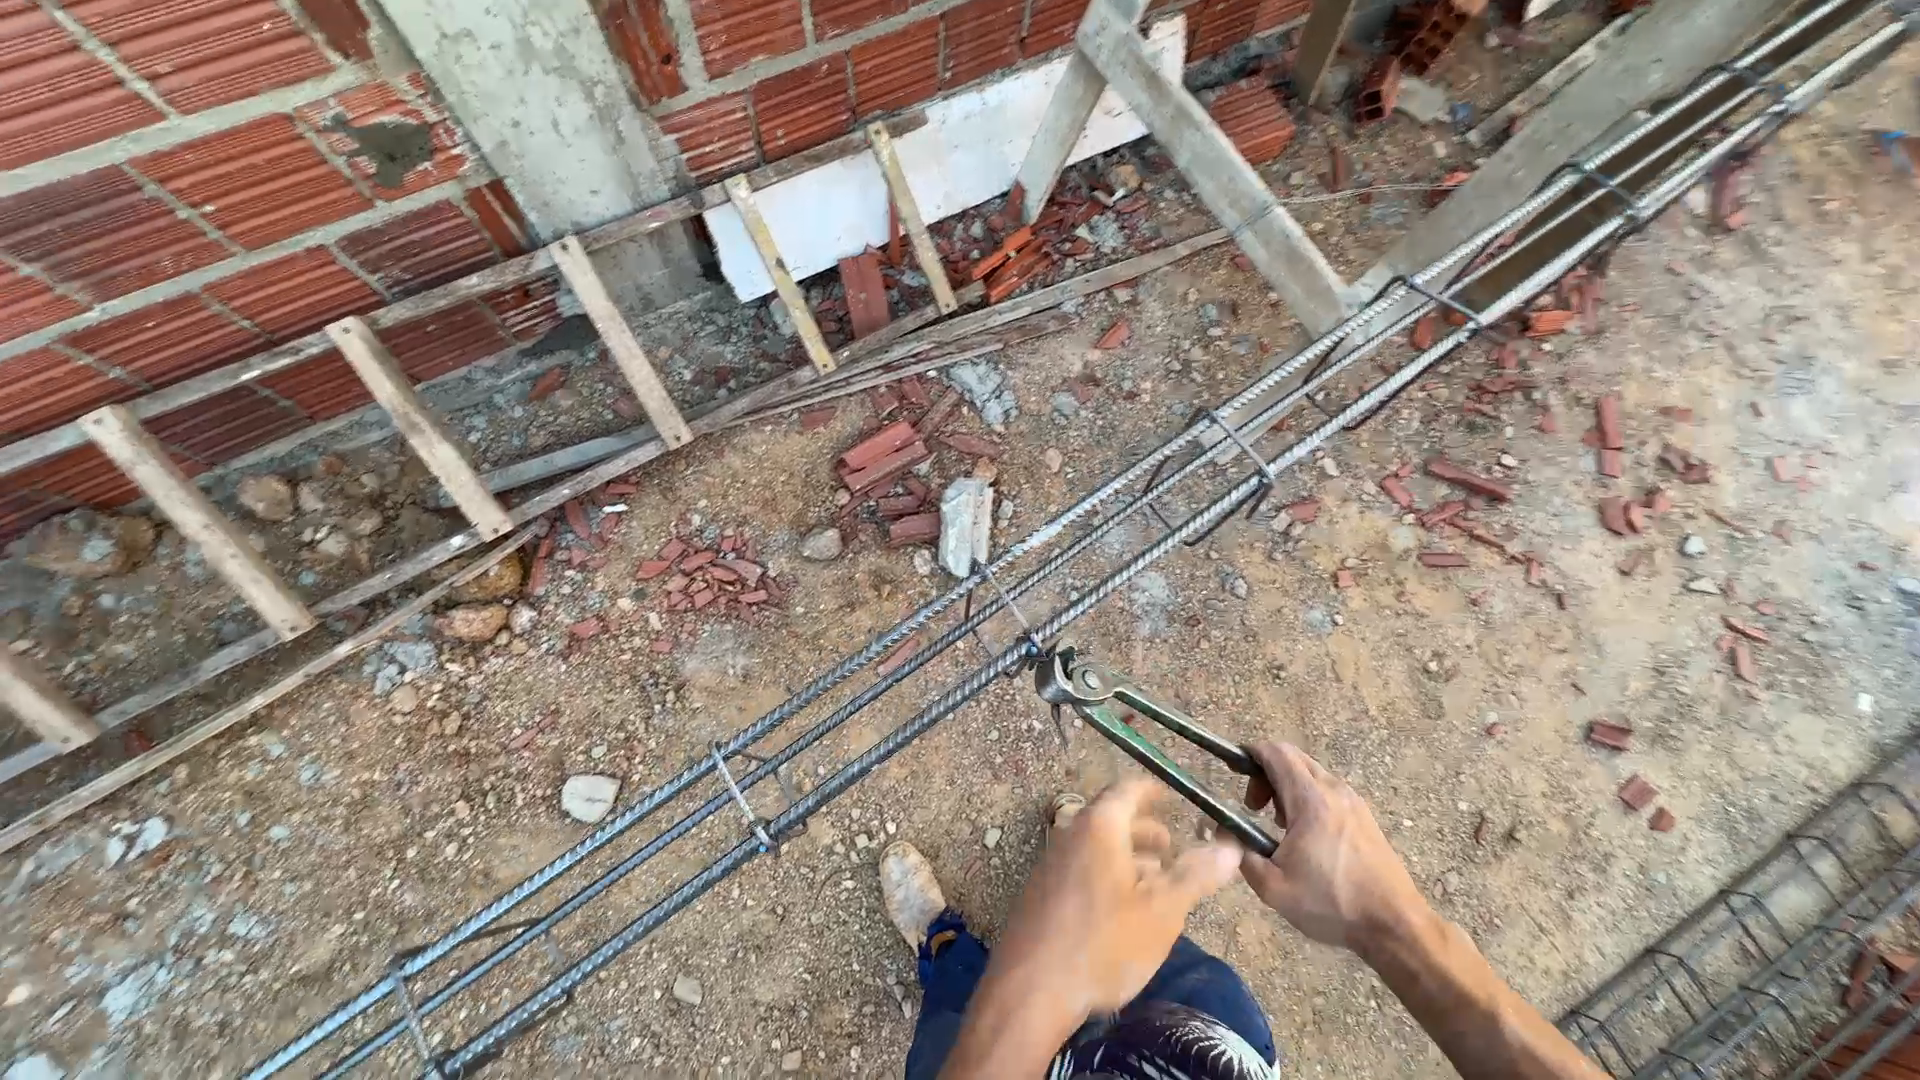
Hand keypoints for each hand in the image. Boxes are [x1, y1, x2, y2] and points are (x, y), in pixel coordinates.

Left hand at [992, 778, 1242, 1017]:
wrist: (1032, 987)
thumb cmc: (1104, 941)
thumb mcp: (1162, 910)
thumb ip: (1196, 875)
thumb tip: (1231, 847)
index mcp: (1098, 826)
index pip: (1127, 790)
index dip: (1152, 791)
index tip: (1170, 796)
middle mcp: (1070, 834)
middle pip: (1110, 819)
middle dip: (1143, 830)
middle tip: (1171, 846)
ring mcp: (1050, 863)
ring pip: (1095, 847)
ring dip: (1126, 856)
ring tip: (1154, 880)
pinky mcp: (1040, 893)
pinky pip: (1079, 869)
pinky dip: (1105, 875)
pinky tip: (1120, 909)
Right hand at [1239, 742, 1430, 955]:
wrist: (1396, 925)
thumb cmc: (1332, 903)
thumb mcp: (1273, 887)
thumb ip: (1241, 854)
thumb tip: (1223, 831)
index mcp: (1310, 799)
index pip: (1276, 752)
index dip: (1249, 754)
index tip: (1233, 773)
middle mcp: (1334, 790)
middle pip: (1293, 758)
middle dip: (1266, 773)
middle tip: (1255, 807)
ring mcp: (1354, 802)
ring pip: (1312, 775)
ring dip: (1288, 788)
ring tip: (1279, 825)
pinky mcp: (1366, 818)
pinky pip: (1329, 791)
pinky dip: (1308, 799)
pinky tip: (1307, 836)